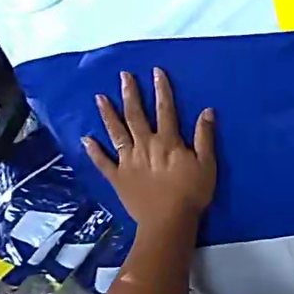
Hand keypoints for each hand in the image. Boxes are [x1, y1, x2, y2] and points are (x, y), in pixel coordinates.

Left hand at [85, 68, 216, 233]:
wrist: (168, 222)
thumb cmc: (191, 193)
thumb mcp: (207, 164)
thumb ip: (204, 137)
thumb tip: (207, 111)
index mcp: (167, 141)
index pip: (165, 109)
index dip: (161, 89)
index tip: (155, 71)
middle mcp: (145, 146)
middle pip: (136, 115)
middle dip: (130, 94)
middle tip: (123, 76)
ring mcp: (128, 161)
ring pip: (116, 133)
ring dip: (108, 114)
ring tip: (99, 97)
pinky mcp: (117, 177)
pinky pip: (103, 162)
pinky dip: (94, 150)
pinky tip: (86, 139)